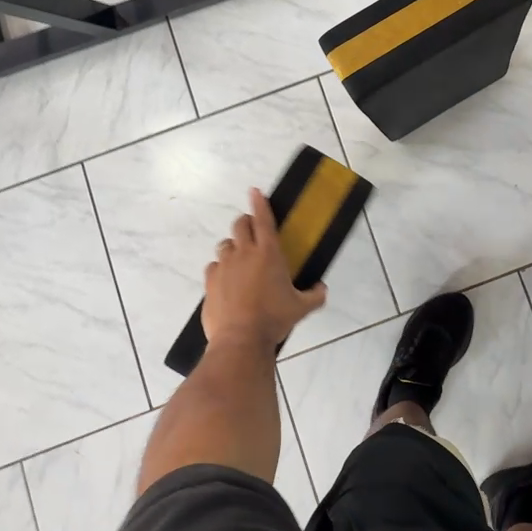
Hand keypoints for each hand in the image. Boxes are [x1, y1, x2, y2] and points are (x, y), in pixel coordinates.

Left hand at [202, 187, 326, 351]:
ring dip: (233, 246)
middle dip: (245, 222)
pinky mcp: (210, 282)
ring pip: (225, 245)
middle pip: (240, 225)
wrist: (240, 340)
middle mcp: (244, 254)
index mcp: (269, 254)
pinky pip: (213, 266)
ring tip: (239, 259)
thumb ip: (315, 295)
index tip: (254, 190)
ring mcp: (224, 267)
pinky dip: (220, 268)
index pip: (263, 219)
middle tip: (252, 230)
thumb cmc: (274, 319)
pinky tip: (226, 279)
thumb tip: (322, 289)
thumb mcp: (302, 308)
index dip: (259, 202)